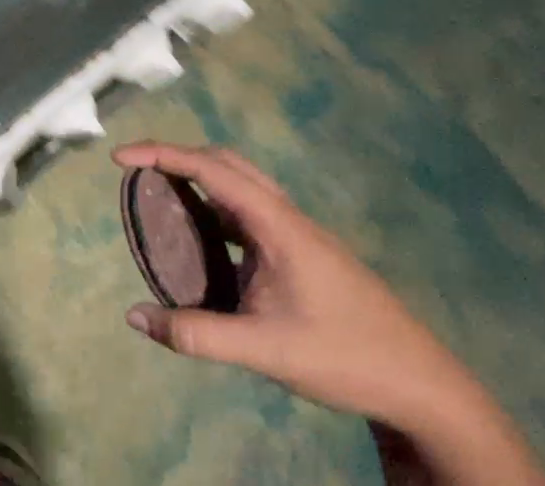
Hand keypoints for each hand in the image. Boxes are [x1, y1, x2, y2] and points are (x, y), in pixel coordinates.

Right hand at [111, 141, 479, 430]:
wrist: (426, 390)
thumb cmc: (348, 358)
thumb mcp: (266, 350)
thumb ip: (197, 334)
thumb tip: (134, 317)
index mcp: (281, 229)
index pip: (213, 171)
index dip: (162, 155)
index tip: (118, 158)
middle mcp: (290, 221)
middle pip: (229, 164)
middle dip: (178, 156)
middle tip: (136, 170)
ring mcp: (300, 238)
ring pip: (242, 186)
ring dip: (198, 179)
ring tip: (159, 197)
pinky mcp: (303, 255)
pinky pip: (249, 212)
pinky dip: (214, 207)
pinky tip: (200, 238)